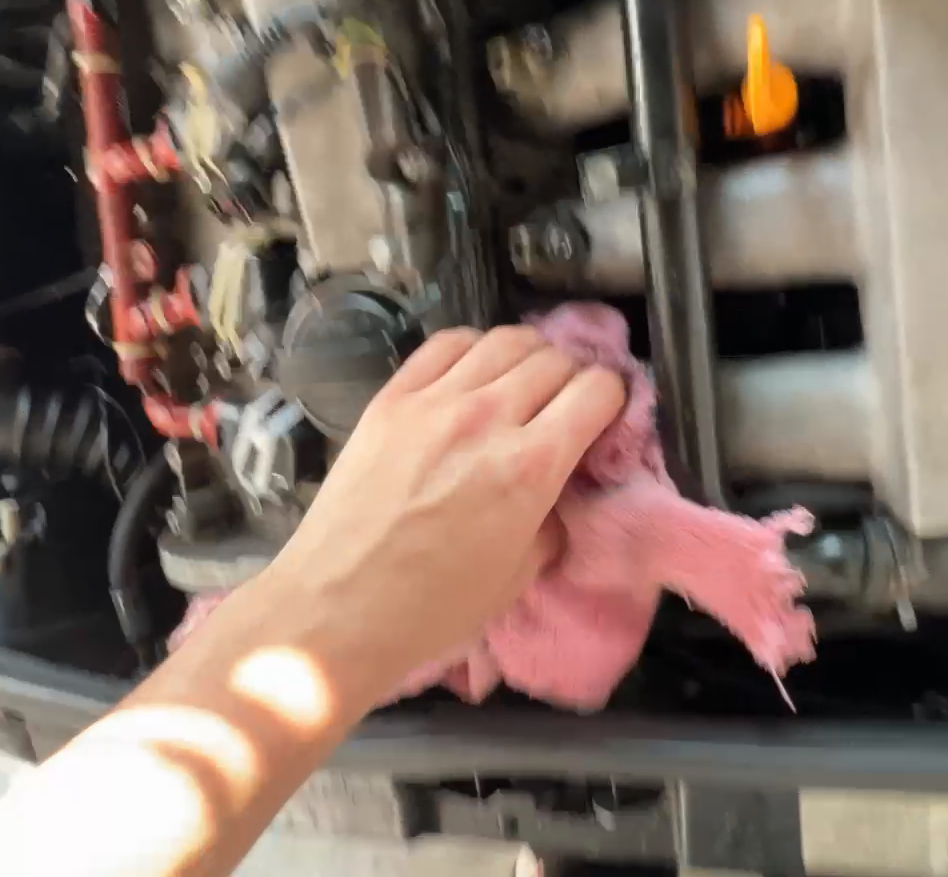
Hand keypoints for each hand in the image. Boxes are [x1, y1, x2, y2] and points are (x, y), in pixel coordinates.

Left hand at [257, 325, 624, 701]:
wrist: (336, 608)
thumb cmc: (434, 608)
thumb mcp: (521, 573)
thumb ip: (555, 514)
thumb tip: (565, 481)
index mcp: (530, 467)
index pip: (595, 391)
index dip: (611, 396)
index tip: (604, 412)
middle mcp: (488, 417)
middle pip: (555, 359)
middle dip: (573, 376)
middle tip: (564, 403)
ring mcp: (434, 401)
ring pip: (506, 339)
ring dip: (530, 355)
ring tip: (524, 380)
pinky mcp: (392, 396)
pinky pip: (447, 344)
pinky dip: (475, 347)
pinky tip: (474, 371)